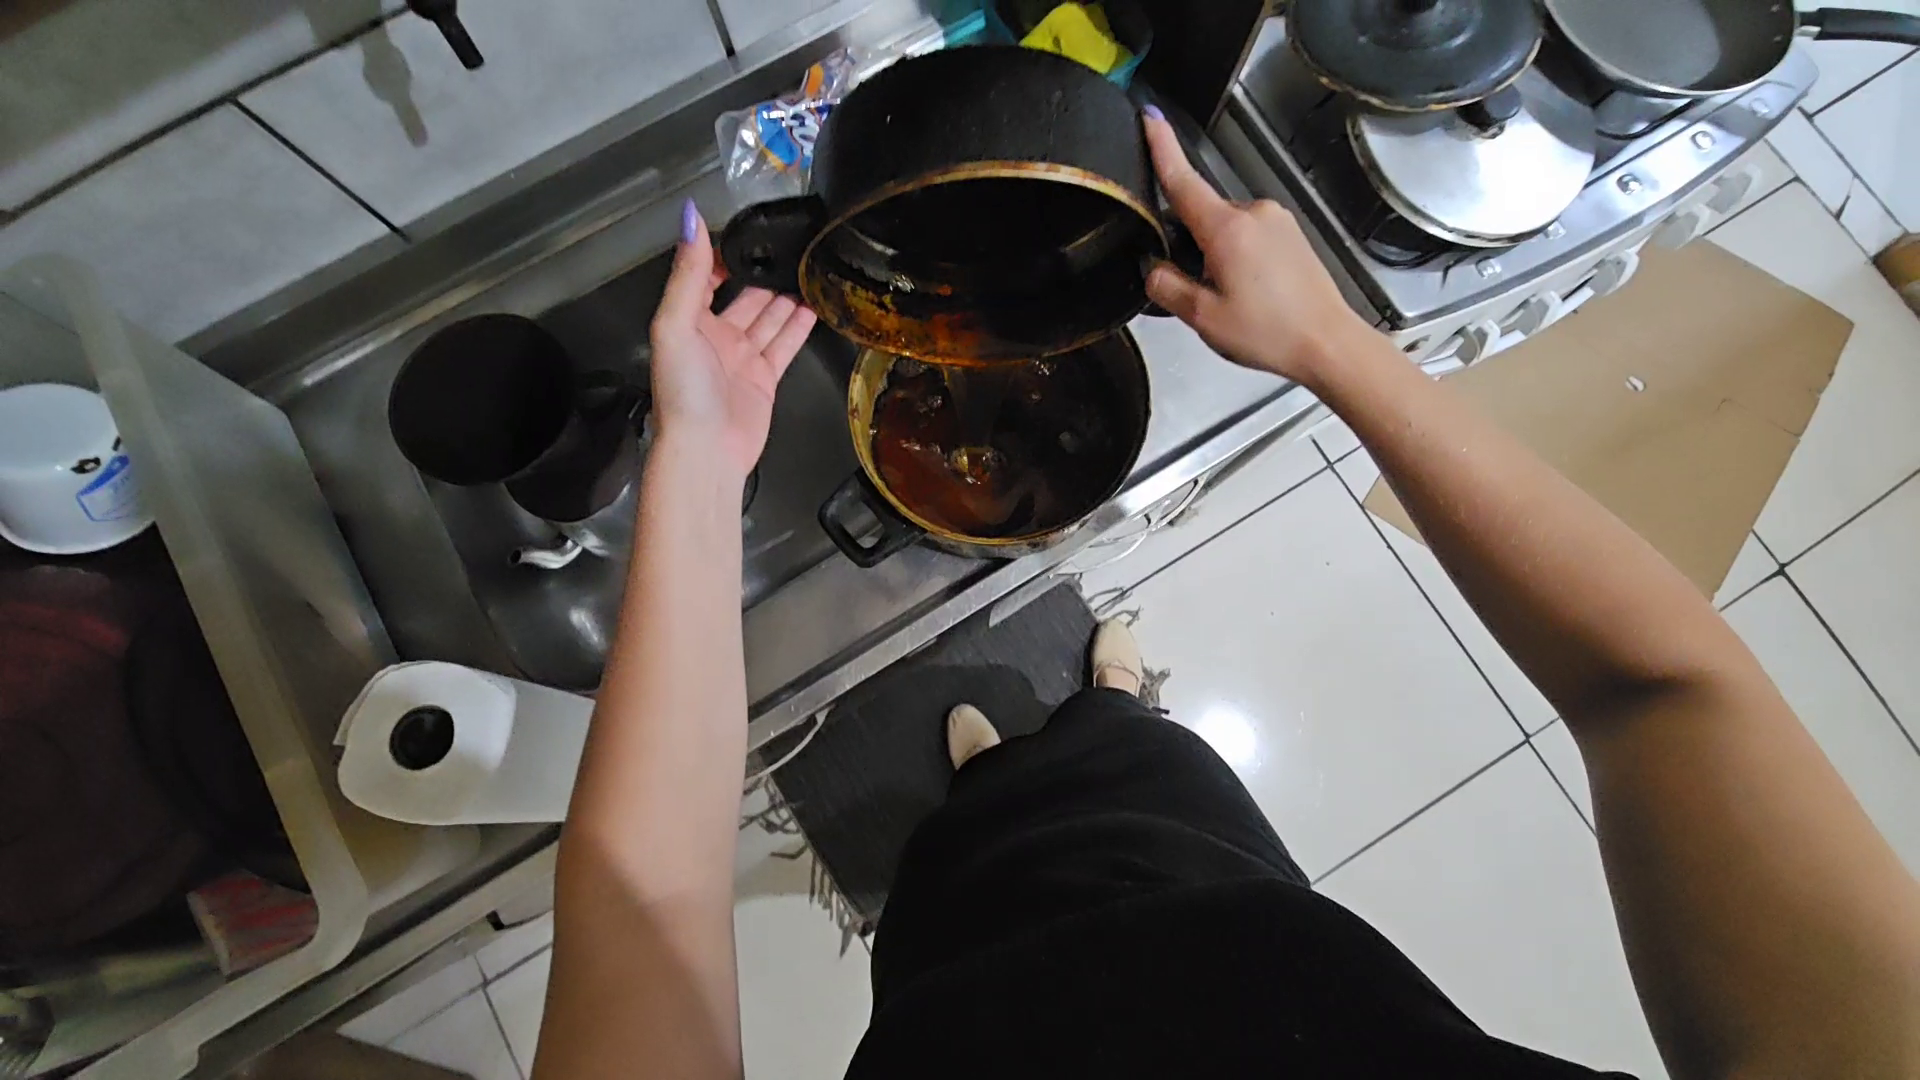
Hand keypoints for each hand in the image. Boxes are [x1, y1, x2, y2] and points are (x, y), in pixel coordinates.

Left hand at [649, 200, 817, 478]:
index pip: (704, 276)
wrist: (706, 449)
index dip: (722, 254)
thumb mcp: (676, 323)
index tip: (747, 232)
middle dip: (761, 274)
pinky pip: (784, 346)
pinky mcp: (765, 379)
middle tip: (789, 249)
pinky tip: (812, 307)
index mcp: (686, 319)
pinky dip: (798, 327)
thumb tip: (690, 218)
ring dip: (784, 296)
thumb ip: (687, 273)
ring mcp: (742, 358)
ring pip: (767, 319)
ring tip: (807, 271)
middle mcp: (715, 336)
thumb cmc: (683, 391)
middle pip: (743, 296)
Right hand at [1141, 113, 1374, 383]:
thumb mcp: (1203, 317)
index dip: (1162, 149)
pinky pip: (1247, 238)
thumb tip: (1152, 268)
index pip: (1184, 182)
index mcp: (1228, 229)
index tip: (1149, 118)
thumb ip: (1168, 287)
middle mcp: (1254, 213)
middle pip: (1201, 216)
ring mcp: (1276, 221)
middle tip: (1198, 295)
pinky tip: (1247, 295)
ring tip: (1229, 301)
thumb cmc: (1268, 332)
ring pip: (1224, 231)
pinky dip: (1236, 261)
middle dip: (1188, 248)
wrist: (1327, 343)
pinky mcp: (1289, 235)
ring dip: (1214, 259)